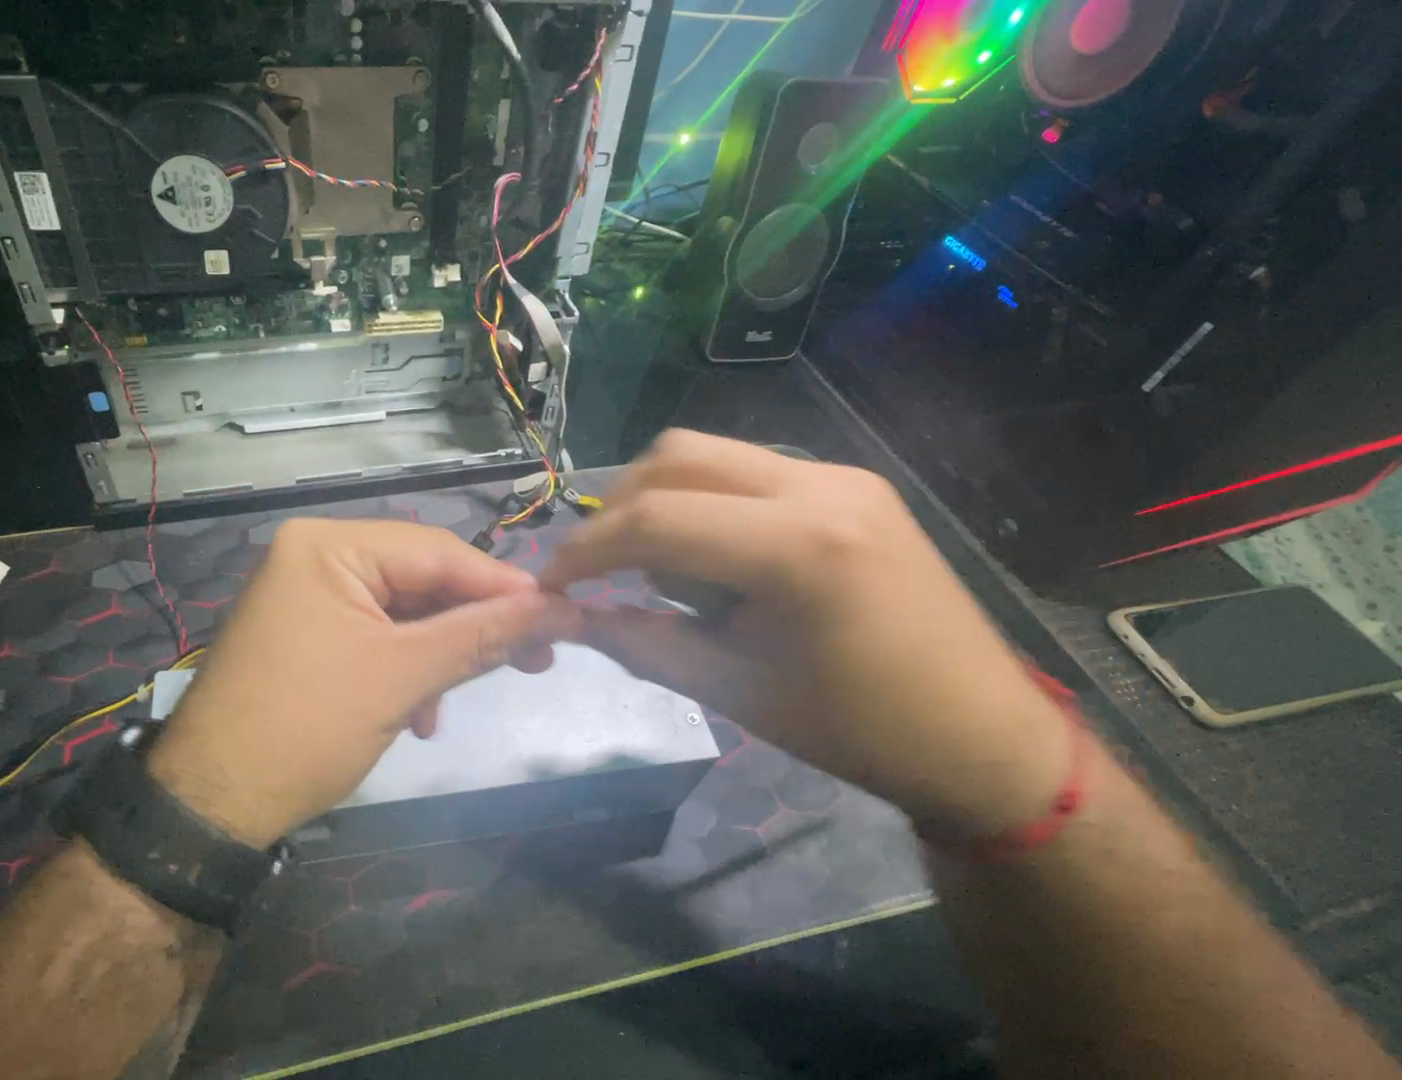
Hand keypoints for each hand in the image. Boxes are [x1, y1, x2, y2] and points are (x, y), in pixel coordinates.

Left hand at [148, 519, 579, 847]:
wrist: (212, 805)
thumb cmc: (305, 729)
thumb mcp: (401, 677)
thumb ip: (481, 635)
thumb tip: (559, 610)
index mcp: (328, 545)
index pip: (437, 550)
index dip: (502, 585)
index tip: (562, 615)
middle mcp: (316, 558)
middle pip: (422, 579)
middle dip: (475, 623)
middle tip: (538, 656)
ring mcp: (310, 598)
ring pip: (405, 613)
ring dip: (443, 653)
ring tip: (472, 691)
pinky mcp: (311, 636)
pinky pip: (379, 638)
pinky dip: (409, 669)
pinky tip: (422, 714)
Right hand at [539, 430, 1072, 839]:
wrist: (982, 736)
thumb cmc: (858, 730)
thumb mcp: (735, 691)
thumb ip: (644, 643)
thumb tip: (572, 616)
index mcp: (799, 548)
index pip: (655, 521)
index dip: (586, 551)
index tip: (551, 586)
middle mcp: (820, 486)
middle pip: (676, 457)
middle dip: (619, 510)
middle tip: (598, 570)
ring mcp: (841, 476)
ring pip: (711, 455)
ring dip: (663, 502)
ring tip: (669, 575)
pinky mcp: (852, 484)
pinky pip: (749, 473)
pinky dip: (708, 505)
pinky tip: (717, 561)